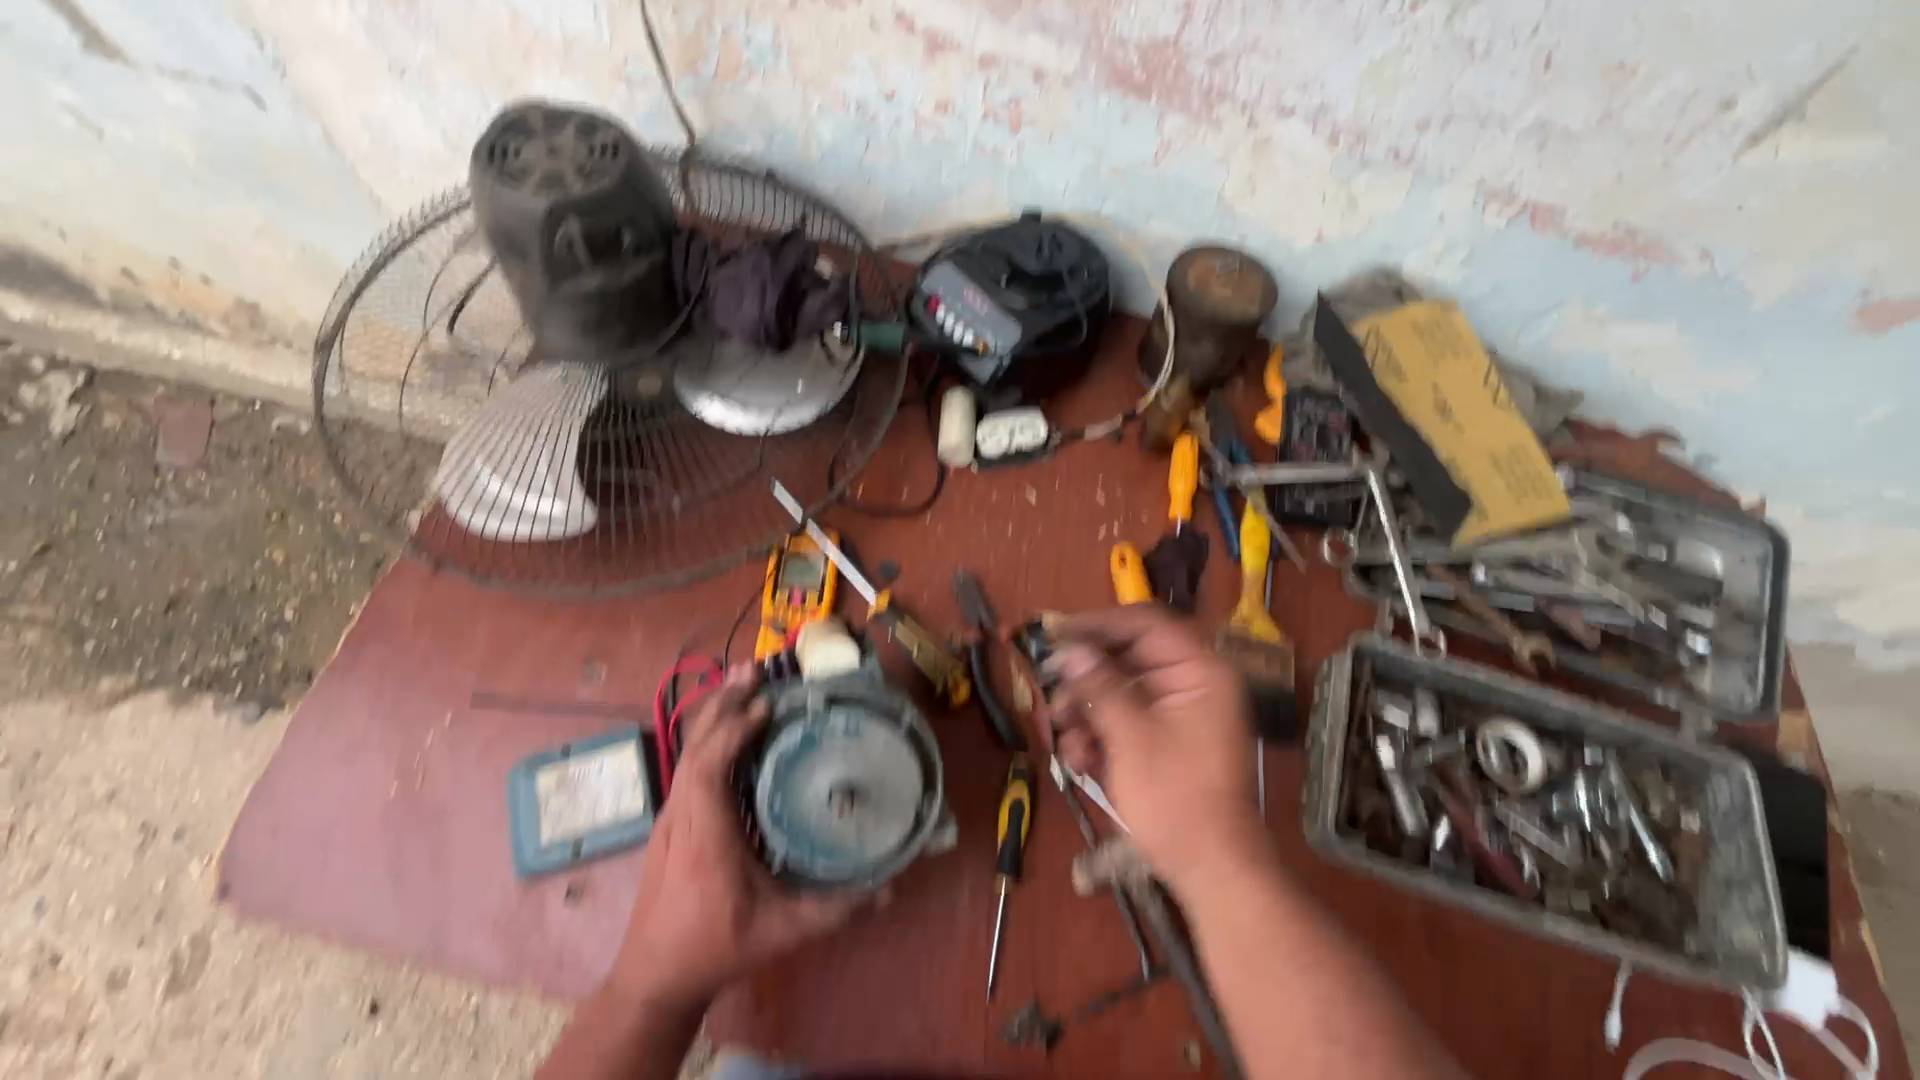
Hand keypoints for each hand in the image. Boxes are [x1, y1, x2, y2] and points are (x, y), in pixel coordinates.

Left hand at [607, 666, 877, 1011]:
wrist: (655, 975)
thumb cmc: (716, 947)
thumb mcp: (782, 931)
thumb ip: (835, 910)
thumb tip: (890, 888)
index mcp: (704, 833)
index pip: (709, 767)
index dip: (734, 732)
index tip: (766, 708)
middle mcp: (682, 815)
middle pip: (694, 745)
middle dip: (723, 704)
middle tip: (754, 671)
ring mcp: (671, 817)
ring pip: (687, 752)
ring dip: (714, 716)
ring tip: (743, 685)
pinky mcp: (672, 823)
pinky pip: (688, 766)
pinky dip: (708, 738)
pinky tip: (728, 730)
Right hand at [1043, 606, 1269, 895]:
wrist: (1210, 869)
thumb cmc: (1176, 799)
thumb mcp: (1131, 737)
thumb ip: (1098, 687)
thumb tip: (1069, 650)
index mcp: (1199, 671)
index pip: (1143, 624)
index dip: (1096, 624)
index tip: (1054, 633)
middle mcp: (1191, 683)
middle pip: (1126, 660)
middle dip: (1084, 682)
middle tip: (1052, 698)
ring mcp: (1178, 713)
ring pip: (1118, 692)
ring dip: (1086, 713)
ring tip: (1067, 742)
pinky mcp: (1164, 740)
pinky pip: (1124, 720)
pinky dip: (1099, 735)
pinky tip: (1082, 762)